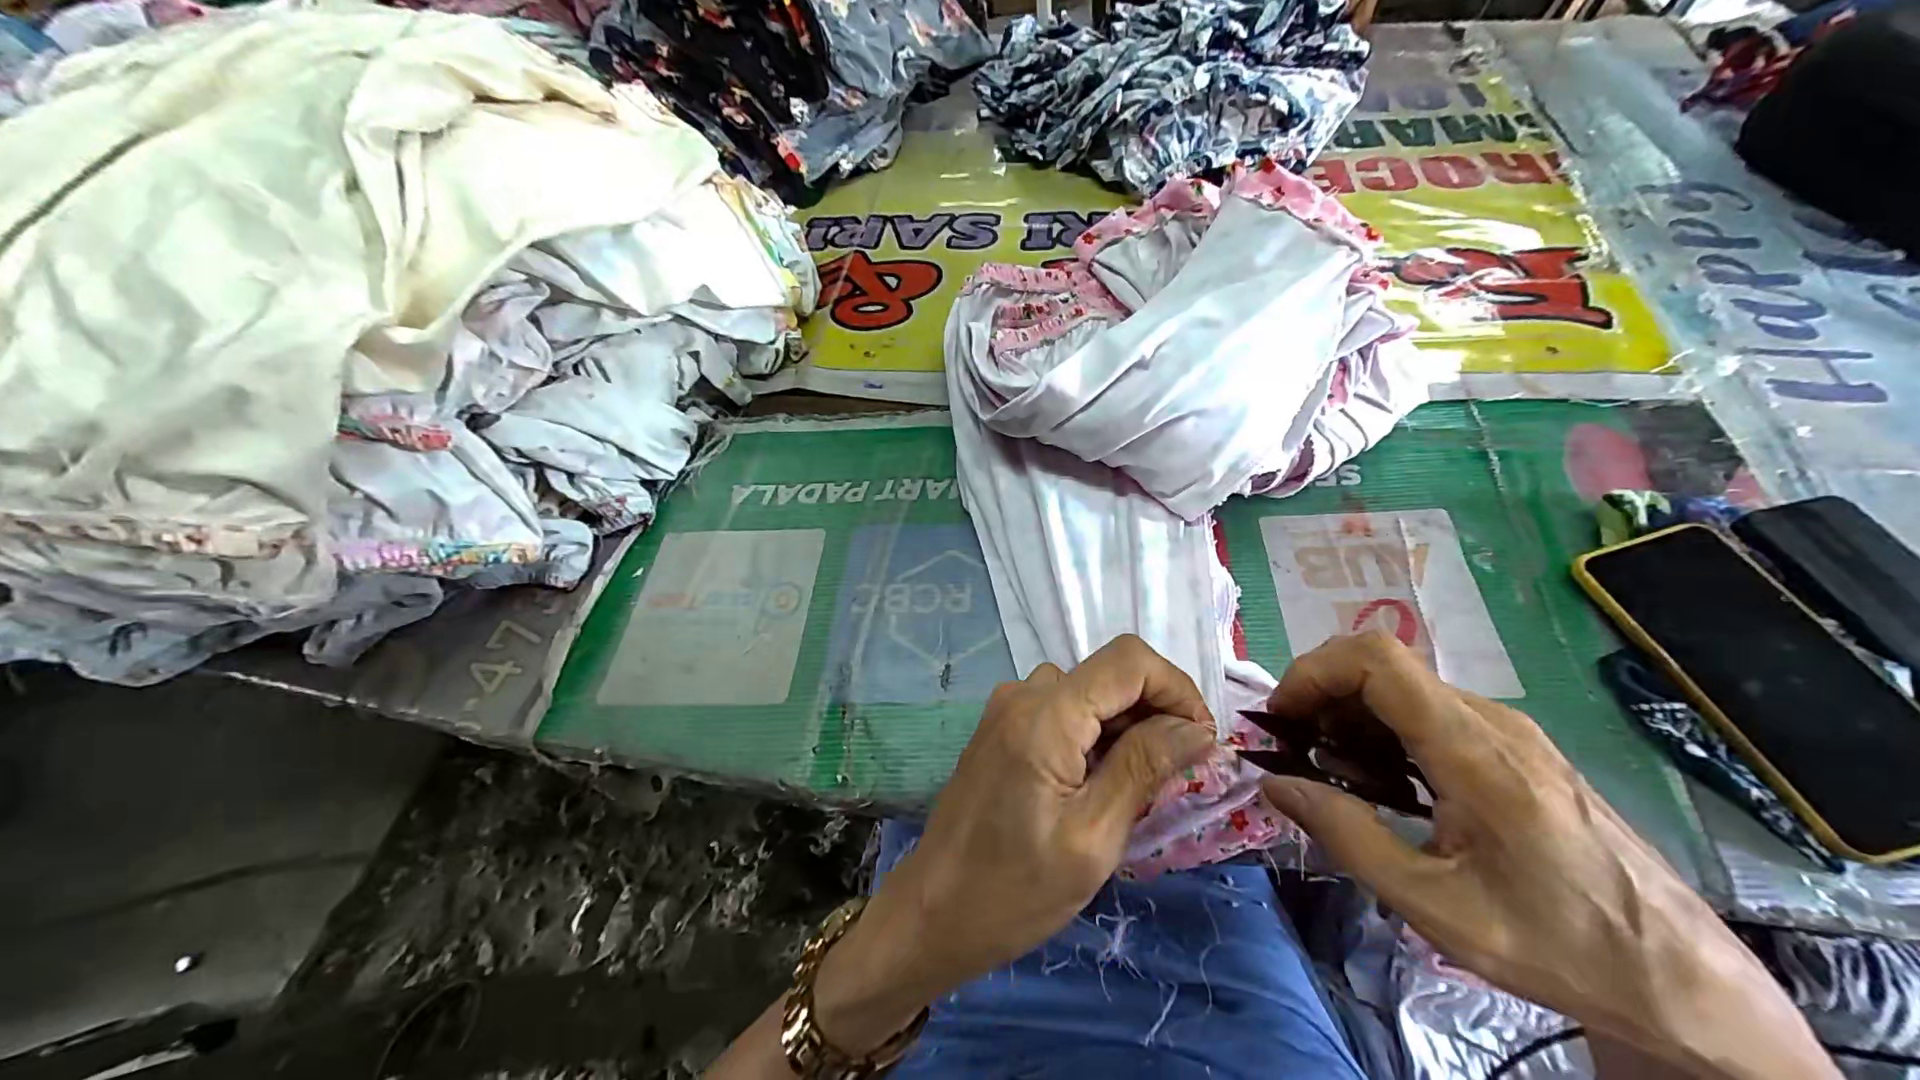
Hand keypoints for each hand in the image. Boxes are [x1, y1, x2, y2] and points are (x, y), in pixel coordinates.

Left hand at [811, 634, 1216, 1051]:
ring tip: (1139, 786)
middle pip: (1110, 672)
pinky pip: (1062, 709)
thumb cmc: (1014, 889)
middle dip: (1155, 710)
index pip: (1130, 660)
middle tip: (1175, 774)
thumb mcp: (1093, 837)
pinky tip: (1100, 782)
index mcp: (1045, 714)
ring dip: (1126, 724)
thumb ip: (1144, 767)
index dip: (1177, 689)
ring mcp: (1007, 709)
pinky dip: (1095, 732)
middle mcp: (1023, 694)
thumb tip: (1197, 727)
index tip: (1201, 742)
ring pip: (1089, 691)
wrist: (932, 913)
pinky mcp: (1001, 729)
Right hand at [1258, 633, 1837, 1079]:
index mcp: (1475, 753)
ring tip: (1329, 773)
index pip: (1376, 660)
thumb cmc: (1558, 946)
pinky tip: (1379, 783)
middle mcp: (1492, 723)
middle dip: (1320, 695)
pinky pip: (1429, 714)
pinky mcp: (1515, 750)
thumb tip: (1274, 784)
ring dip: (1348, 716)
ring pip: (1403, 688)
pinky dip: (1382, 732)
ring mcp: (1508, 733)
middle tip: (1293, 750)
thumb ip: (1346, 835)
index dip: (1313, 672)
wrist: (1686, 983)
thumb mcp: (1434, 905)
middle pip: (1382, 666)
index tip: (1281, 719)